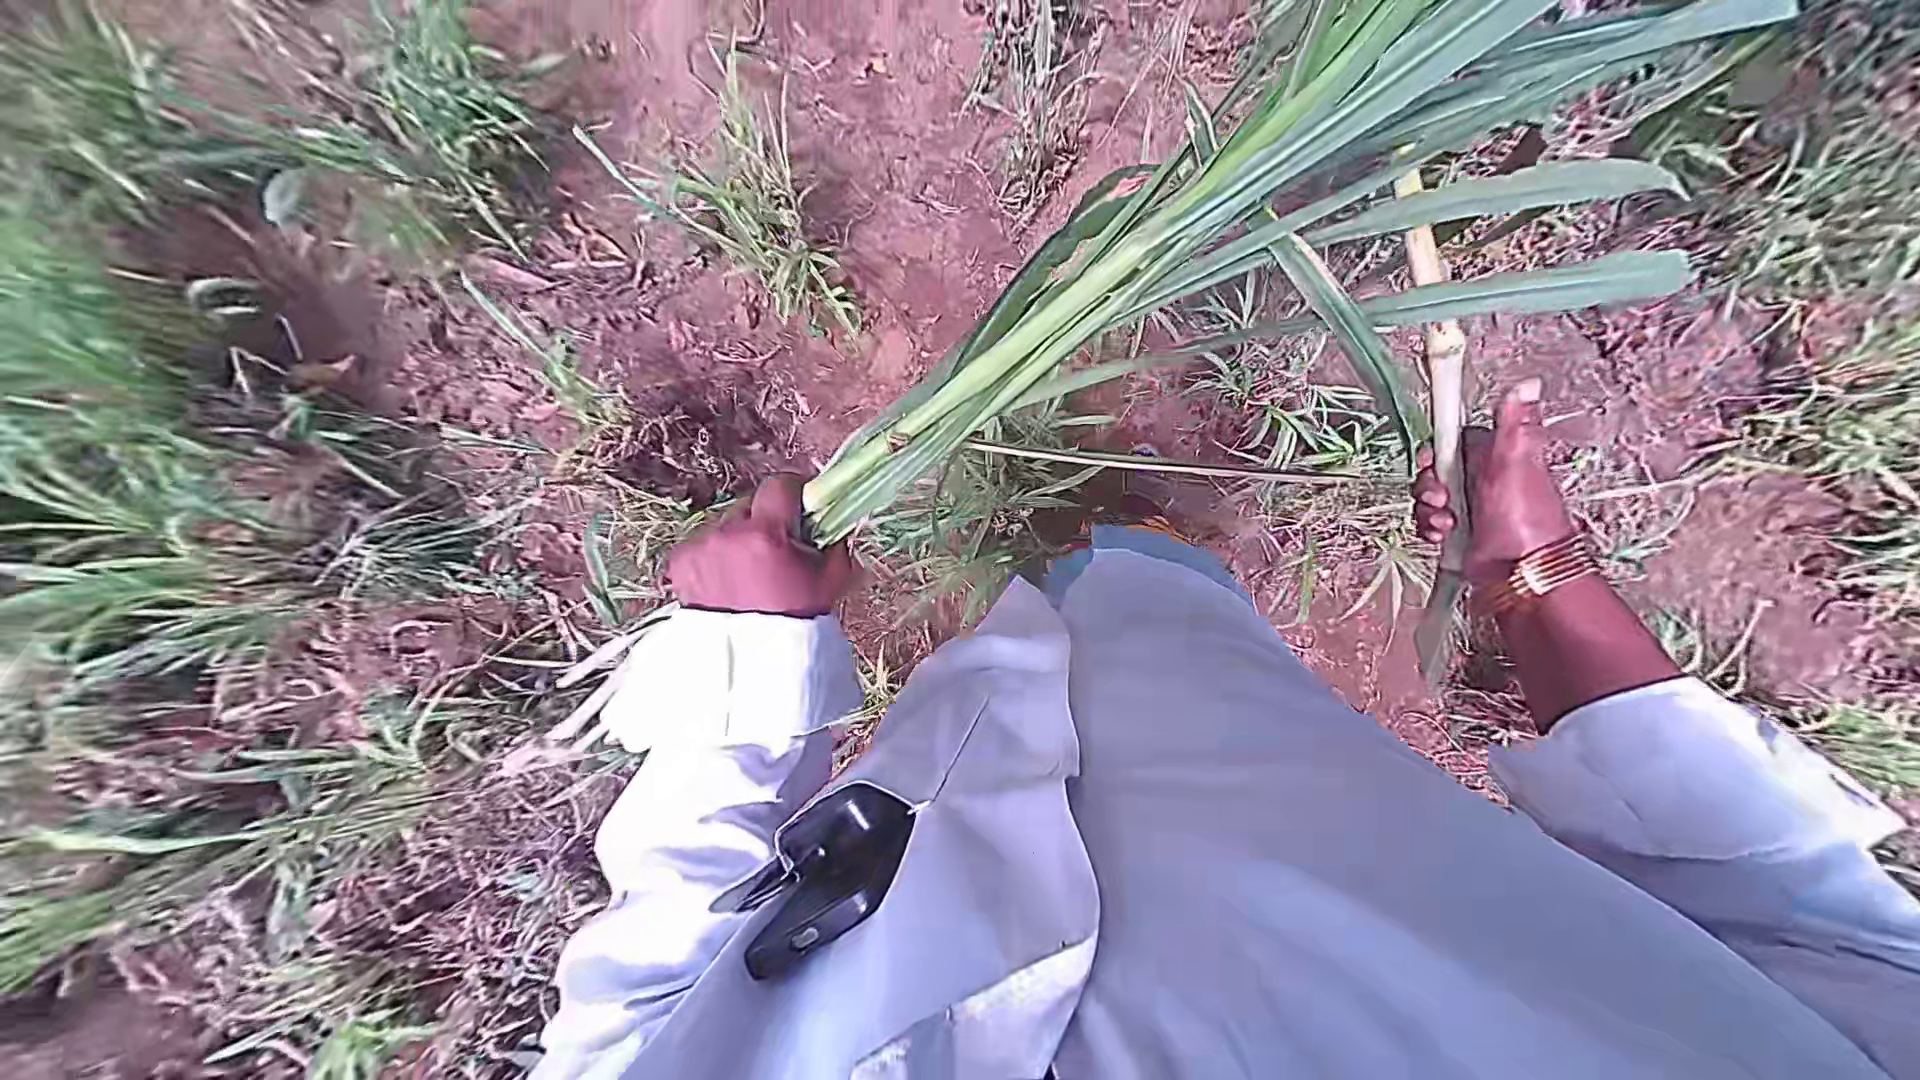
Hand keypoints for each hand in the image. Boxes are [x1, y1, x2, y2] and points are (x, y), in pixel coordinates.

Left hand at [666, 473, 854, 616]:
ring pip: (725, 524)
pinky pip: (702, 543)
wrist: (753, 661)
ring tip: (750, 570)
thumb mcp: (832, 579)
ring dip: (739, 537)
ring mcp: (699, 547)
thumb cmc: (795, 620)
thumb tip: (834, 522)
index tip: (802, 505)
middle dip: (766, 520)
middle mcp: (727, 534)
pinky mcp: (679, 562)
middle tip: (777, 547)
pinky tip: (728, 579)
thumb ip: (836, 542)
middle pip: (751, 505)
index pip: (780, 485)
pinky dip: (716, 555)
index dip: (795, 491)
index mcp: (766, 533)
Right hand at [1413, 378, 1575, 584]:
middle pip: (1432, 471)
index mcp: (1495, 458)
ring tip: (1448, 522)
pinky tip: (1443, 535)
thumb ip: (1514, 426)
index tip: (1434, 464)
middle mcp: (1480, 480)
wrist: (1522, 573)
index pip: (1450, 442)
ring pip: (1426, 498)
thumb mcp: (1518, 466)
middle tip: (1443, 498)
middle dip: (1428, 486)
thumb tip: (1526, 385)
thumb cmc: (1526, 523)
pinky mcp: (1456, 530)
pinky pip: (1425, 521)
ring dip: (1428, 511)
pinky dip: (1428, 528)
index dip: (1435, 452)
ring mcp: (1467, 506)